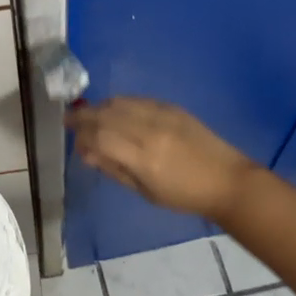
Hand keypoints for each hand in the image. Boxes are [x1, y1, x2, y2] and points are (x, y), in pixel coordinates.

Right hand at [67, 98, 259, 218]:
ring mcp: (162, 115)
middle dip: (84, 116)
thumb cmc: (184, 196)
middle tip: (70, 121)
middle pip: (106, 115)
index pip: (100, 137)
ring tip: (90, 116)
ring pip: (120, 103)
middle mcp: (149, 131)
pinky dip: (120, 104)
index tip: (72, 140)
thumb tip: (87, 153)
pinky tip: (115, 111)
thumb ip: (115, 169)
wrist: (226, 180)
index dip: (81, 135)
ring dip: (100, 107)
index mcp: (143, 158)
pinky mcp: (172, 107)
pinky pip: (137, 100)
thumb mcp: (145, 192)